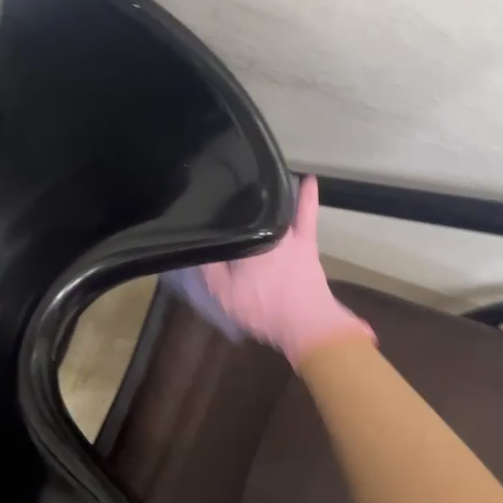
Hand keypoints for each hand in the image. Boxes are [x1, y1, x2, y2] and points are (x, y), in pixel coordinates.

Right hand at [200, 175, 372, 363]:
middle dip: (235, 204)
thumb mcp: (224, 294)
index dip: (213, 214)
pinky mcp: (307, 241)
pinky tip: (308, 179)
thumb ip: (209, 269)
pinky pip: (307, 213)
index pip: (225, 219)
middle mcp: (265, 229)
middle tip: (222, 197)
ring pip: (272, 209)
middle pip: (248, 211)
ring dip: (263, 198)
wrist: (306, 324)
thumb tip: (195, 246)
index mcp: (244, 240)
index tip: (202, 206)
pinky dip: (307, 196)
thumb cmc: (263, 308)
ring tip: (250, 185)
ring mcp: (288, 233)